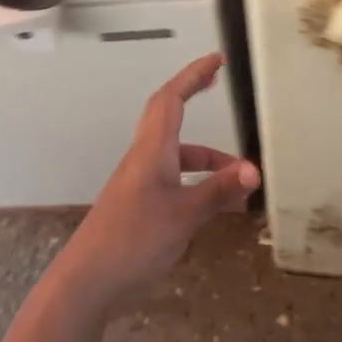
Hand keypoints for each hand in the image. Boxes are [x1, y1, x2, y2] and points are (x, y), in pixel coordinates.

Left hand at [50, 53, 260, 313]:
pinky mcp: (138, 207)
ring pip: (177, 158)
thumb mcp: (184, 216)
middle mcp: (144, 159)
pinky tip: (217, 210)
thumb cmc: (134, 240)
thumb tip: (254, 171)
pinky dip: (197, 186)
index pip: (171, 99)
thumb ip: (218, 192)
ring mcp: (139, 184)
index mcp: (152, 151)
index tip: (216, 60)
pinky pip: (174, 182)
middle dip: (193, 98)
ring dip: (208, 162)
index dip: (193, 76)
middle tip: (218, 84)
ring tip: (241, 182)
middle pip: (170, 119)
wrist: (87, 281)